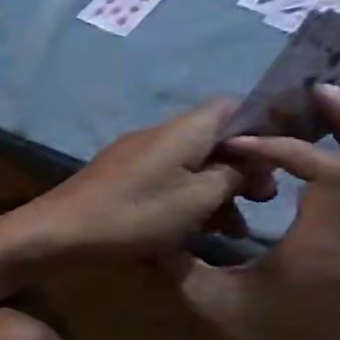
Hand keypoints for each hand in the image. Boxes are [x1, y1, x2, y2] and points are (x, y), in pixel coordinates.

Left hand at [10, 98, 254, 257]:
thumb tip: (251, 162)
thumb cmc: (134, 214)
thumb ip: (233, 175)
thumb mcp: (197, 198)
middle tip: (261, 201)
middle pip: (213, 139)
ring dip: (217, 192)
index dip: (263, 127)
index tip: (281, 161)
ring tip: (235, 229)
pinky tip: (199, 233)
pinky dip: (187, 201)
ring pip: (190, 165)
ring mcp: (135, 158)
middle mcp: (157, 135)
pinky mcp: (119, 180)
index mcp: (180, 130)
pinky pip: (166, 182)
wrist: (58, 232)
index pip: (232, 106)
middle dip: (242, 168)